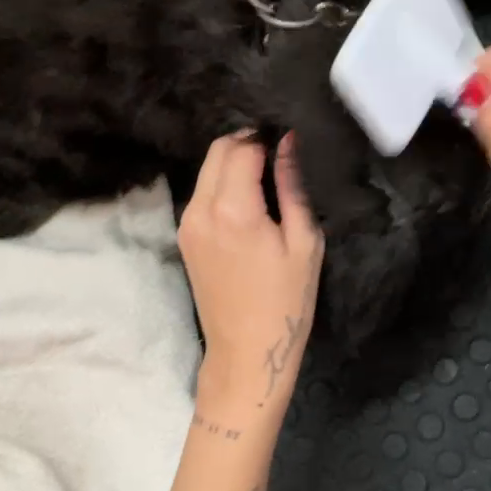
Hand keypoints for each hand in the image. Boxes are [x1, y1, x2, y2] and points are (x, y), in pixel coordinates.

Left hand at [178, 134, 324, 417]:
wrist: (246, 351)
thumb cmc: (286, 302)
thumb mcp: (305, 244)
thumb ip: (293, 188)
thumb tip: (289, 143)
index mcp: (233, 209)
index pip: (243, 147)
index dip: (268, 139)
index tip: (290, 144)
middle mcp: (201, 209)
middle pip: (218, 150)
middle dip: (248, 144)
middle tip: (280, 160)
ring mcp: (187, 223)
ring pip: (207, 170)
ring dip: (234, 164)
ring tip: (268, 183)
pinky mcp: (185, 237)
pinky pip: (203, 194)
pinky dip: (223, 185)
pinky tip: (250, 205)